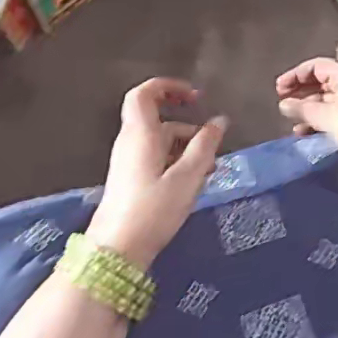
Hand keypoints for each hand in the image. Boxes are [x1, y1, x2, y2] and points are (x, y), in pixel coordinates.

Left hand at [86, 78, 227, 267]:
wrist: (117, 250)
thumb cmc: (153, 209)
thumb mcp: (187, 177)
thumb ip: (205, 146)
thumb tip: (219, 120)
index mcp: (140, 134)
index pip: (145, 94)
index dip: (168, 87)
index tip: (195, 97)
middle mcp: (131, 143)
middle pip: (159, 121)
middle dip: (189, 128)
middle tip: (213, 144)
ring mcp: (129, 162)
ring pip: (160, 143)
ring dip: (186, 149)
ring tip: (210, 170)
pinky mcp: (131, 181)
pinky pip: (156, 160)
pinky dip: (177, 163)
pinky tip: (194, 184)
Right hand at [275, 42, 337, 173]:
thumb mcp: (327, 117)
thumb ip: (302, 109)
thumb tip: (283, 104)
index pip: (316, 66)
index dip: (295, 74)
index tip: (279, 89)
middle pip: (320, 80)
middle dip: (300, 90)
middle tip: (282, 100)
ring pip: (325, 98)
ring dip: (307, 107)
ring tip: (292, 119)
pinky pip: (331, 113)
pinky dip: (317, 119)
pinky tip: (304, 131)